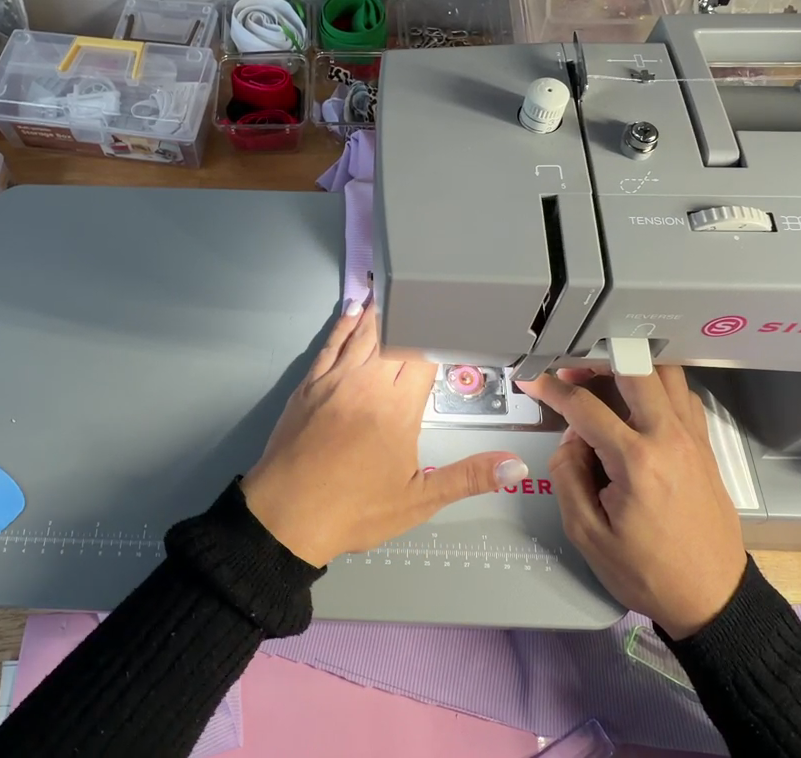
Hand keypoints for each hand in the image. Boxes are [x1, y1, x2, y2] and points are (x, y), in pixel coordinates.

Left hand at [242, 302, 527, 566]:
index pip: (425, 355)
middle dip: (413, 315)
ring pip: (362, 333)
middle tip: (430, 293)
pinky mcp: (308, 385)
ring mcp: (333, 380)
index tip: (457, 320)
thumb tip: (516, 465)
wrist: (284, 516)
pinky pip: (330, 343)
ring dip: (380, 310)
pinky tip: (353, 310)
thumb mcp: (418, 501)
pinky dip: (344, 324)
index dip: (441, 336)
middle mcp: (366, 383)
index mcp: (397, 408)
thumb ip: (468, 477)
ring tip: (395, 285)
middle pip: (394, 335)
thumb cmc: (354, 510)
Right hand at [519, 365, 745, 636]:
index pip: (584, 406)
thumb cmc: (647, 573)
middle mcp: (669, 439)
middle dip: (595, 362)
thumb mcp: (587, 535)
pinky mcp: (705, 448)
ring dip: (632, 368)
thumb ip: (568, 476)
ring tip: (604, 382)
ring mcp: (693, 440)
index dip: (551, 388)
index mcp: (636, 462)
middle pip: (634, 369)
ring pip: (667, 375)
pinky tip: (638, 404)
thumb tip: (572, 440)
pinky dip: (658, 388)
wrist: (712, 600)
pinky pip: (683, 397)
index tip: (531, 380)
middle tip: (571, 373)